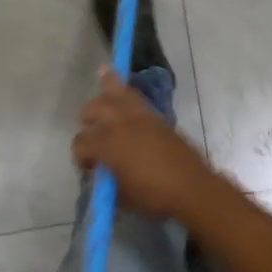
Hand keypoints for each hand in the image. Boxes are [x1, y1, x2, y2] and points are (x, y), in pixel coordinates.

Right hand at [72, 71, 222, 220]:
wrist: (191, 188)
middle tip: (94, 138)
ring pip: (114, 94)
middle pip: (92, 111)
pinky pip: (133, 96)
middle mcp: (119, 124)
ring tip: (100, 78)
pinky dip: (121, 86)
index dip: (80, 157)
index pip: (80, 143)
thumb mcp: (121, 196)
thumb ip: (106, 180)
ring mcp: (138, 117)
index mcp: (107, 145)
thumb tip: (102, 173)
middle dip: (88, 123)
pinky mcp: (153, 116)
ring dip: (104, 93)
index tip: (90, 168)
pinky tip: (110, 74)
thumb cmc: (153, 196)